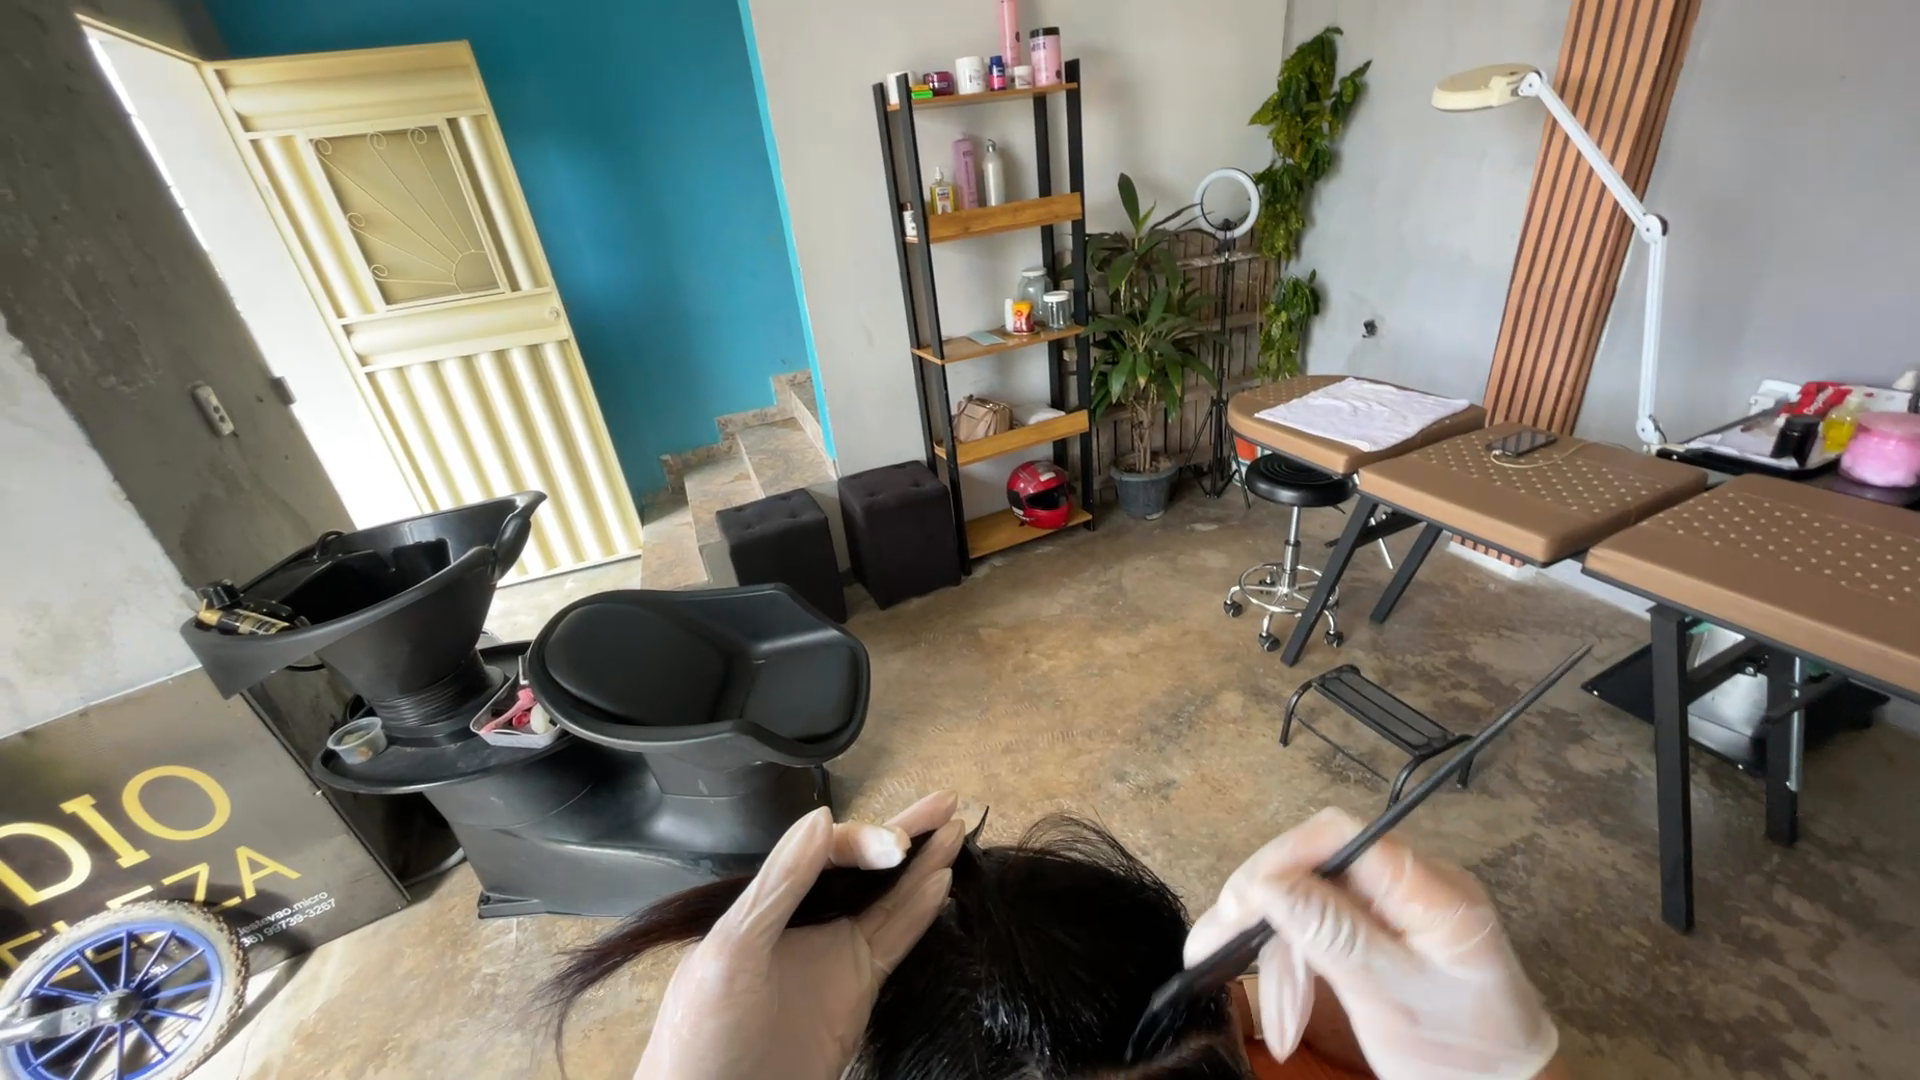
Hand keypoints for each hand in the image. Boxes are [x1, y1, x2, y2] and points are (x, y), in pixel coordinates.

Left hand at [635, 792, 964, 1079]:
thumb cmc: (704, 1036)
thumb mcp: (731, 952)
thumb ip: (779, 884)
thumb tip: (823, 816)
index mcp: (774, 899)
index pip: (828, 850)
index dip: (866, 840)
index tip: (896, 846)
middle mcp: (810, 917)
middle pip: (866, 864)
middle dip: (905, 831)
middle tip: (946, 802)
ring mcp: (837, 951)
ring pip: (890, 896)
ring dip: (923, 863)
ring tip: (956, 828)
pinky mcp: (859, 987)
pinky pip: (897, 938)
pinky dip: (921, 909)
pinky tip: (944, 880)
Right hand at [1187, 808, 1558, 1079]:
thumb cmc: (1461, 1060)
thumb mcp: (1393, 1001)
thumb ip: (1332, 934)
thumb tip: (1266, 882)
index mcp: (1429, 889)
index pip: (1340, 835)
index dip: (1281, 856)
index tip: (1240, 902)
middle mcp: (1406, 881)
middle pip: (1313, 864)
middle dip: (1261, 904)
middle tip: (1213, 942)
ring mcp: (1389, 903)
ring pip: (1306, 897)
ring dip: (1271, 946)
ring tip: (1247, 996)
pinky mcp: (1375, 927)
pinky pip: (1318, 926)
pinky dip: (1292, 964)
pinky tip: (1282, 1011)